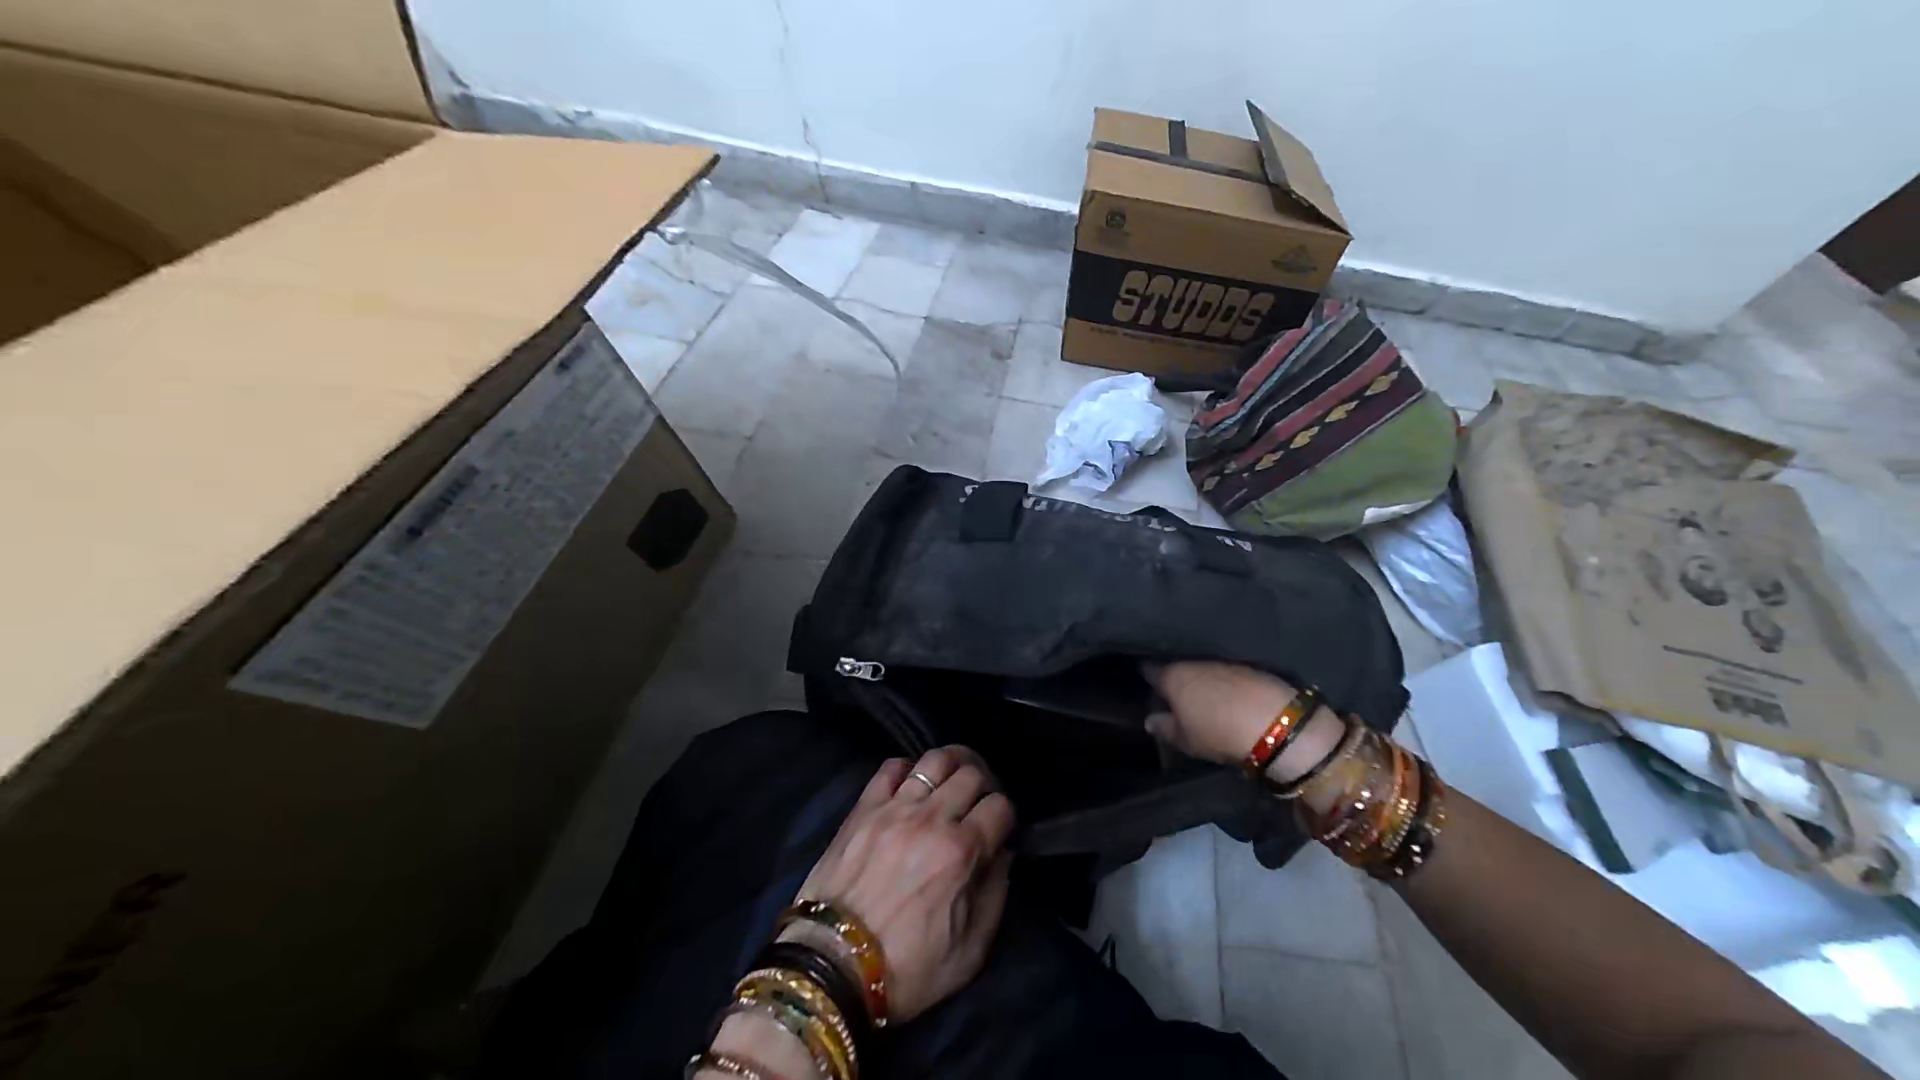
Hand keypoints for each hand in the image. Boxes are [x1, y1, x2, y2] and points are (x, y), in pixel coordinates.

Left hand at [791, 746, 1014, 1023]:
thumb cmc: (906, 969)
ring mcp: (893, 808)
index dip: (1006, 817)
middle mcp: (931, 818)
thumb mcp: (969, 953)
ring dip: (951, 766)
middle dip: (984, 785)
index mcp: (961, 852)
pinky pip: (890, 767)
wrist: (831, 967)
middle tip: (978, 804)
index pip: (1000, 806)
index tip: (999, 831)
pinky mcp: (863, 808)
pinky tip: (911, 786)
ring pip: (934, 759)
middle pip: (971, 773)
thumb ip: (995, 896)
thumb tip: (1003, 855)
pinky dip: (907, 769)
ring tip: (951, 783)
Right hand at [1144, 660, 1345, 785]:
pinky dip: (1220, 680)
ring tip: (1199, 695)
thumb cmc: (1218, 731)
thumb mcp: (1185, 740)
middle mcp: (1193, 661)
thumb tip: (1149, 720)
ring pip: (1201, 667)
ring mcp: (1222, 661)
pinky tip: (1224, 694)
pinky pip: (1224, 671)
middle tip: (1171, 693)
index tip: (1143, 682)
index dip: (1144, 674)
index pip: (1148, 669)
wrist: (1276, 723)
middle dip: (1172, 675)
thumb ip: (1164, 727)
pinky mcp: (1247, 666)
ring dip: (1198, 678)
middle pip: (1176, 665)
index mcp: (1172, 675)